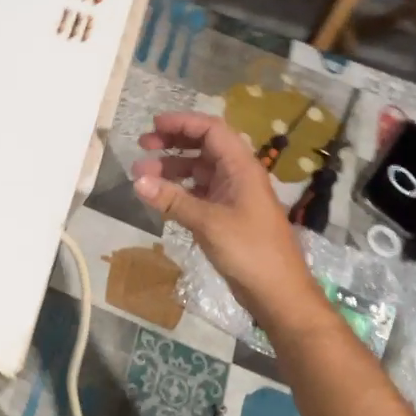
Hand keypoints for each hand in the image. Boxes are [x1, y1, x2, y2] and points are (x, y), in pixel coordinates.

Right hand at [131, 111, 320, 323]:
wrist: (278, 292)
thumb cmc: (250, 251)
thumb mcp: (208, 222)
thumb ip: (173, 200)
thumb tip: (138, 181)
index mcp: (241, 167)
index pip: (212, 130)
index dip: (183, 123)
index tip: (154, 126)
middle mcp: (238, 175)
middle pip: (204, 146)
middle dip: (173, 143)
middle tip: (143, 146)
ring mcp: (233, 196)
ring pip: (199, 170)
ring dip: (172, 168)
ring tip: (142, 176)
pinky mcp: (227, 216)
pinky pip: (200, 192)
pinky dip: (179, 190)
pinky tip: (160, 197)